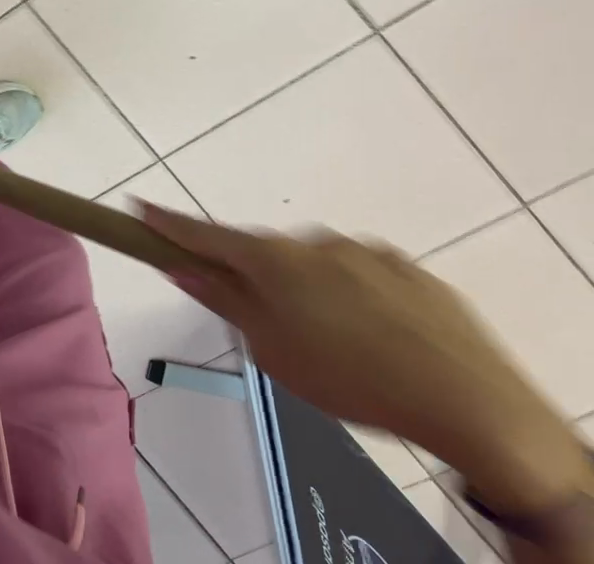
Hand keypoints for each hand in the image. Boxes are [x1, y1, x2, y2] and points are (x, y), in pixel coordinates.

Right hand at [143, 205, 587, 514]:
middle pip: (261, 251)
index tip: (136, 206)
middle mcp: (315, 244)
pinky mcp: (414, 274)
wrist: (476, 408)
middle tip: (261, 319)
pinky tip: (370, 336)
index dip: (165, 222)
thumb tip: (183, 269)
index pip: (202, 234)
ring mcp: (369, 255)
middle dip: (251, 274)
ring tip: (329, 340)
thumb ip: (224, 301)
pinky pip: (360, 275)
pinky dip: (350, 295)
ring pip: (313, 264)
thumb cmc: (349, 379)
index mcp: (272, 260)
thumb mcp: (269, 349)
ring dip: (304, 287)